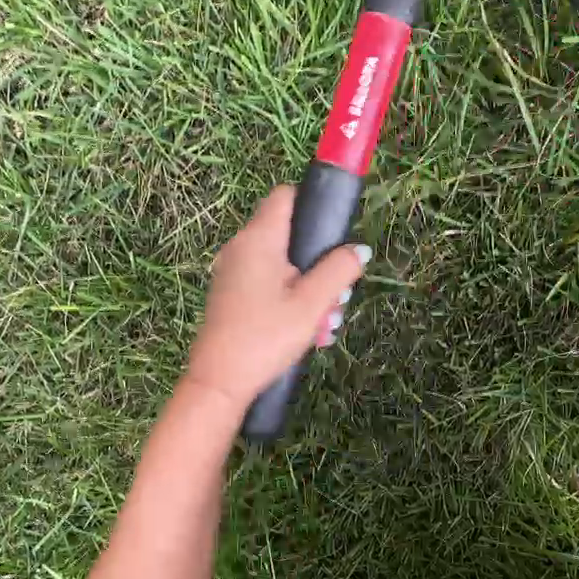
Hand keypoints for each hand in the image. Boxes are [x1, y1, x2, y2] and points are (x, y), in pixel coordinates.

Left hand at [185, 185, 368, 407]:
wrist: (219, 382)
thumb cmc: (266, 337)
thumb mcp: (312, 304)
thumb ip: (339, 270)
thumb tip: (358, 249)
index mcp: (258, 239)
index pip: (286, 196)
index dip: (313, 207)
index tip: (334, 238)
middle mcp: (241, 248)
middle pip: (290, 237)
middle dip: (320, 264)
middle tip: (337, 298)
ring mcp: (233, 272)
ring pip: (283, 266)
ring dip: (310, 290)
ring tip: (326, 324)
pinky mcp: (231, 295)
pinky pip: (269, 285)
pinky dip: (291, 300)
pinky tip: (307, 332)